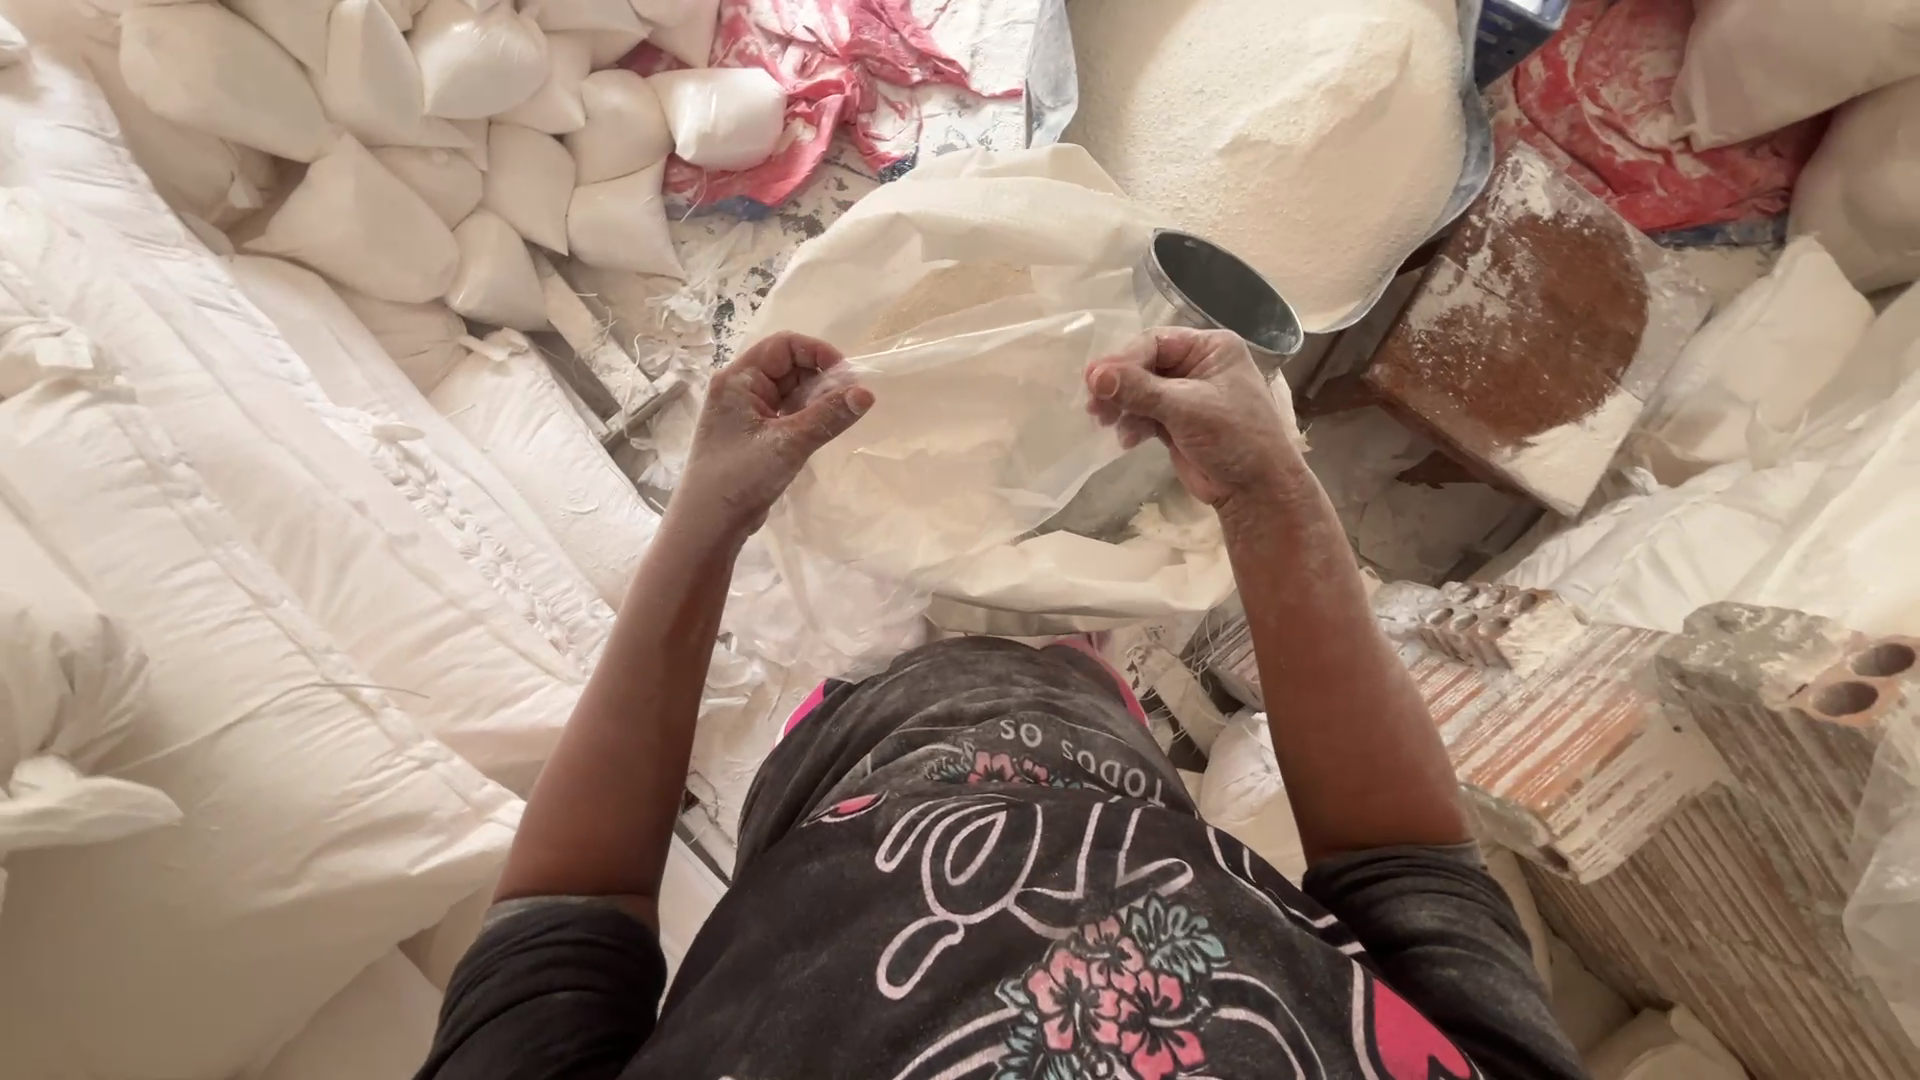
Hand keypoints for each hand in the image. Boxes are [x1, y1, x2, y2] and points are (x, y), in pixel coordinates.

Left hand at [674, 332, 873, 536]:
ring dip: (817, 399)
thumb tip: (867, 393)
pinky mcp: (756, 435)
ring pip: (791, 391)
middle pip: (789, 366)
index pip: (784, 345)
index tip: (847, 377)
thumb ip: (828, 416)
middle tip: (850, 402)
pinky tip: (824, 430)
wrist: (709, 524)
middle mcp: (740, 389)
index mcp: (738, 379)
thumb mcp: (788, 444)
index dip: (818, 353)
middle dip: (822, 378)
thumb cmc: (740, 477)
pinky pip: (787, 413)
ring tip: (840, 418)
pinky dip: (808, 416)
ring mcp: (747, 413)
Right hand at [1084, 327, 1304, 514]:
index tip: (1094, 380)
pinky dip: (1132, 425)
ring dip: (1121, 407)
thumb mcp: (1185, 408)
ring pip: (1139, 392)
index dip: (1123, 361)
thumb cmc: (1233, 438)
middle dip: (1118, 386)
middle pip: (1144, 366)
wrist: (1255, 490)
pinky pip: (1143, 414)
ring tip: (1106, 424)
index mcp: (1210, 348)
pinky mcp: (1176, 422)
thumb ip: (1139, 390)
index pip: (1155, 343)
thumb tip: (1093, 376)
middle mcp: (1197, 366)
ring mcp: (1186, 395)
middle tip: (1094, 406)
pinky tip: (1127, 441)